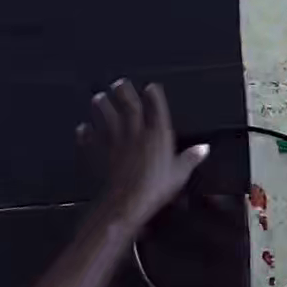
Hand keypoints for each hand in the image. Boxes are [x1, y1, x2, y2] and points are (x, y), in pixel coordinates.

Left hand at [76, 79, 209, 234]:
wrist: (125, 203)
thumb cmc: (155, 189)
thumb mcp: (180, 174)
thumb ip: (190, 158)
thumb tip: (203, 148)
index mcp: (157, 135)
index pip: (155, 108)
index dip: (153, 95)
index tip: (151, 86)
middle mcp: (135, 132)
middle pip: (128, 105)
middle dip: (124, 91)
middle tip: (120, 83)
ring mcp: (114, 141)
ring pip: (106, 116)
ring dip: (102, 105)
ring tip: (99, 97)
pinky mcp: (99, 153)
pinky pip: (90, 138)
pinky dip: (86, 132)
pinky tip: (83, 127)